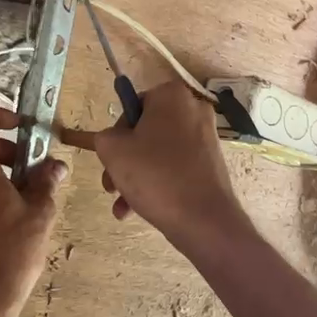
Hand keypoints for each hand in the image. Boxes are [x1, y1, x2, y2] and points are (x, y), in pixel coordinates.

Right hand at [59, 81, 249, 256]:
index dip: (117, 133)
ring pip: (159, 153)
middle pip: (146, 132)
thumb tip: (113, 141)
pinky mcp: (212, 164)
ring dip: (136, 177)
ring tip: (122, 206)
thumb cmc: (154, 175)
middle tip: (112, 184)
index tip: (112, 156)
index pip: (133, 105)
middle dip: (125, 160)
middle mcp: (193, 110)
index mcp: (171, 95)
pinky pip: (176, 167)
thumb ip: (104, 137)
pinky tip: (137, 211)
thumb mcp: (113, 151)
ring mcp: (206, 138)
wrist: (204, 220)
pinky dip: (157, 183)